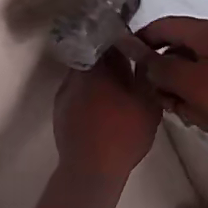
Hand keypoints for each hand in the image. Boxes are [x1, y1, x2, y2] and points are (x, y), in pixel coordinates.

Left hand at [53, 52, 162, 177]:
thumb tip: (143, 55)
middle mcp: (78, 73)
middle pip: (93, 55)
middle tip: (126, 68)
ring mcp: (65, 90)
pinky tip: (99, 106)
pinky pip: (76, 90)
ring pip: (83, 73)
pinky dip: (88, 92)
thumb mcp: (147, 103)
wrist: (90, 167)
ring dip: (97, 76)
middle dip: (109, 58)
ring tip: (114, 89)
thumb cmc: (124, 134)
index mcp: (99, 67)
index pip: (108, 40)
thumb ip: (146, 75)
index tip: (132, 45)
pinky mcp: (59, 107)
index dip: (121, 40)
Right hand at [137, 16, 207, 151]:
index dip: (139, 43)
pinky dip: (201, 98)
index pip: (162, 26)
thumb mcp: (192, 85)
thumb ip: (158, 66)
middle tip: (159, 101)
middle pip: (176, 49)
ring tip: (185, 114)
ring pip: (193, 70)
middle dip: (162, 74)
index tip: (124, 68)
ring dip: (181, 91)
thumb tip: (132, 50)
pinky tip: (204, 118)